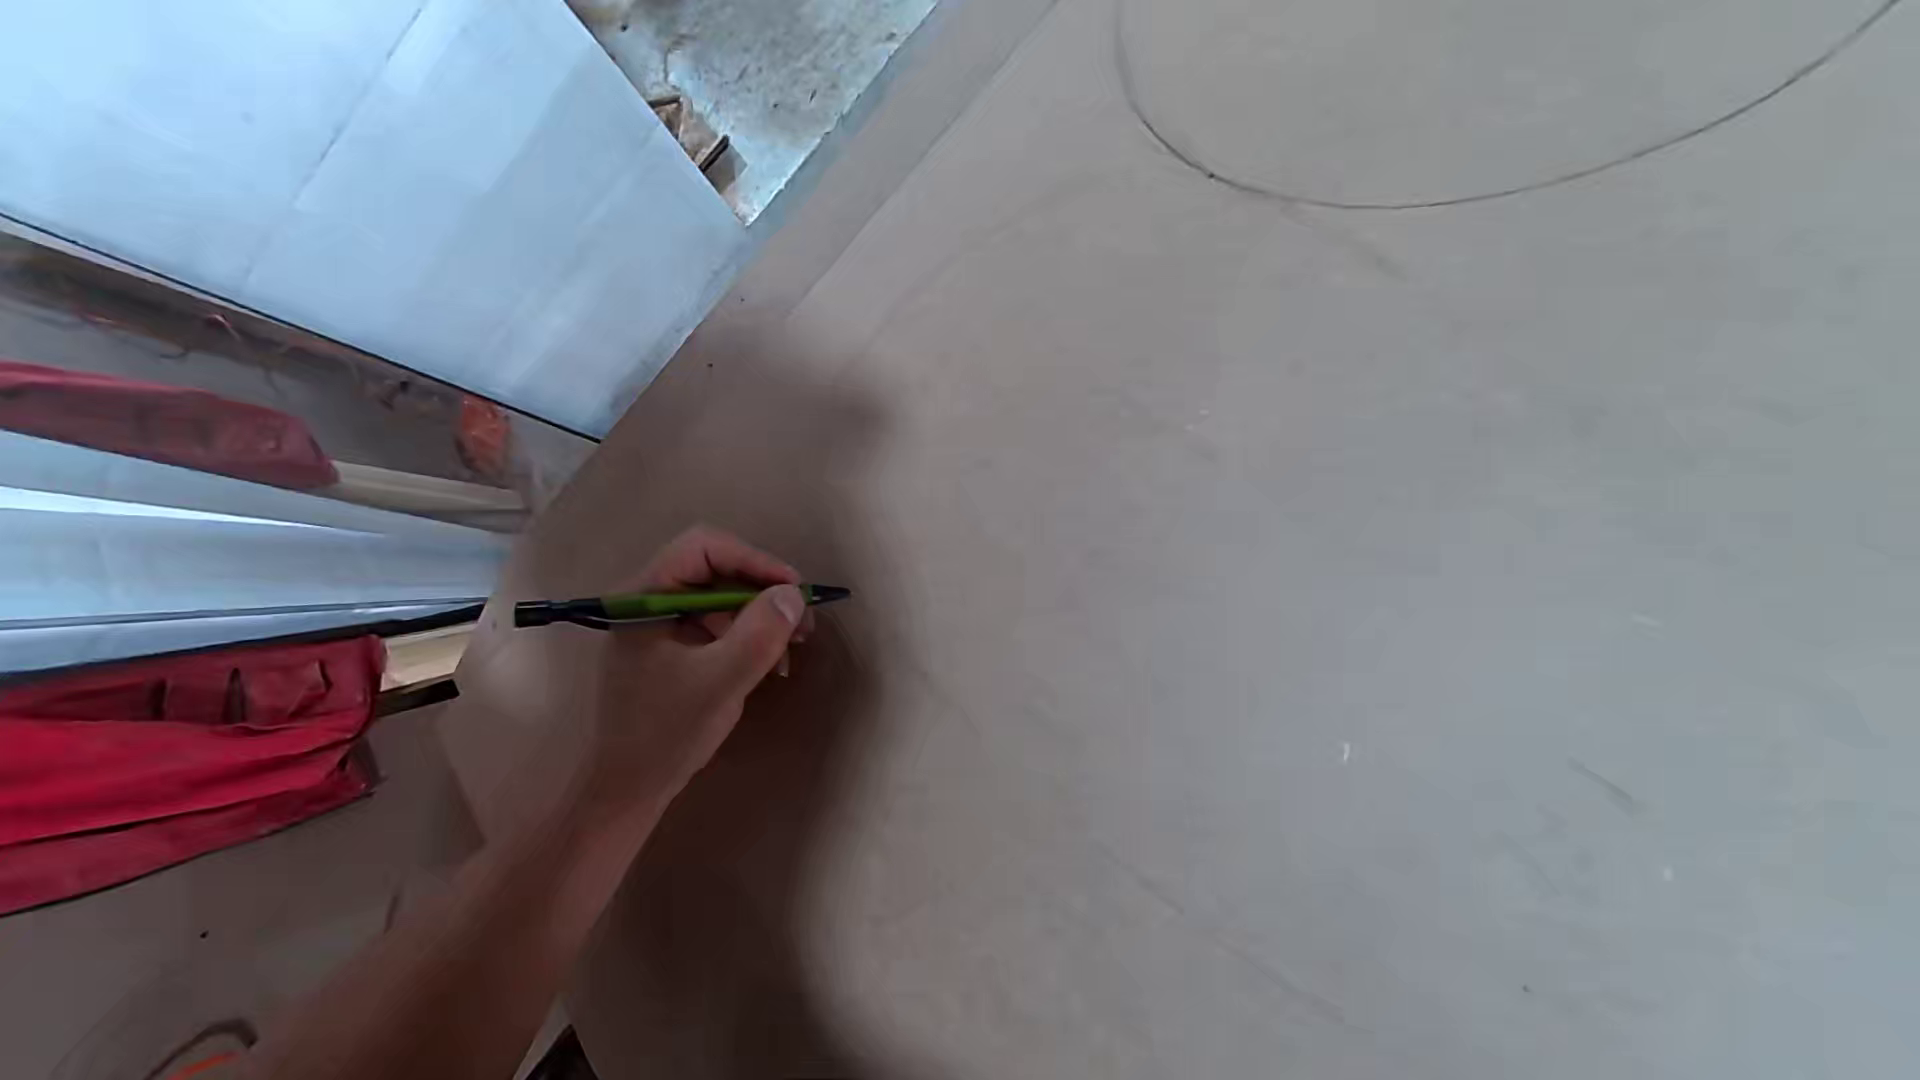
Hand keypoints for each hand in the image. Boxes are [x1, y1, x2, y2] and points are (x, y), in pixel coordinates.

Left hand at [580, 527, 812, 817]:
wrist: (629, 788)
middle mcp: (650, 600)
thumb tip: (794, 593)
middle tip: (802, 620)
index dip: (753, 560)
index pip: (703, 548)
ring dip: (762, 614)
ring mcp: (661, 623)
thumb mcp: (720, 682)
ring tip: (793, 644)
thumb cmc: (665, 733)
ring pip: (723, 596)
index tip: (792, 589)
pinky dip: (750, 634)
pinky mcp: (674, 645)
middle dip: (764, 590)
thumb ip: (759, 633)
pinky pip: (719, 622)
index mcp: (644, 597)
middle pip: (717, 569)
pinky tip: (772, 660)